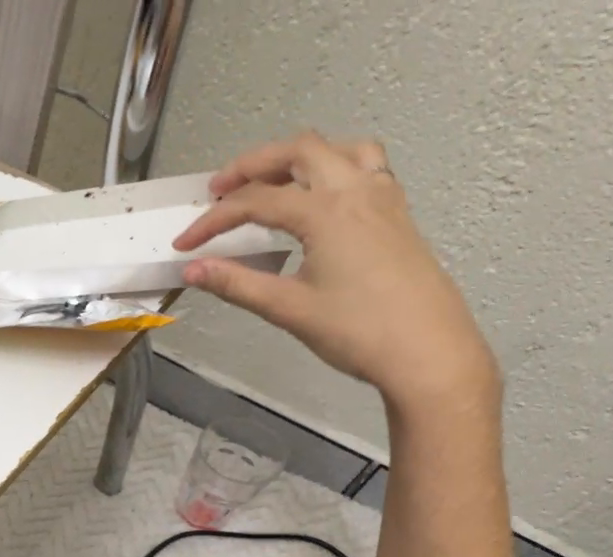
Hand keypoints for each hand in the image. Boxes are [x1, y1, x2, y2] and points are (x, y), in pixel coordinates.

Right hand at [173, 132, 498, 408]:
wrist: (427, 350)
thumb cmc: (357, 331)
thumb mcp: (287, 308)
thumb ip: (236, 283)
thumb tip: (193, 270)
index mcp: (326, 212)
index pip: (256, 202)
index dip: (213, 221)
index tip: (185, 243)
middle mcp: (356, 192)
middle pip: (299, 151)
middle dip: (253, 165)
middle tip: (219, 189)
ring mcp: (382, 198)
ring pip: (338, 150)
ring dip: (298, 157)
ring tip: (269, 181)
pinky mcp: (396, 213)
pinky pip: (365, 166)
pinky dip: (333, 167)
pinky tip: (318, 196)